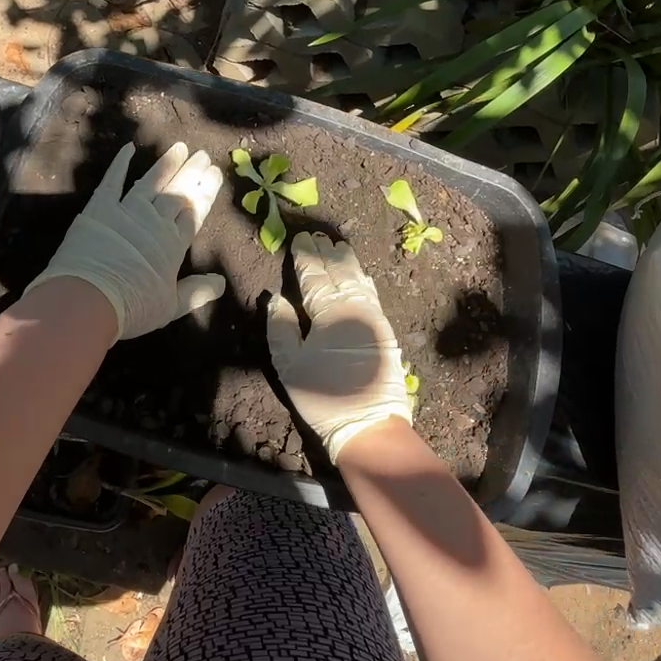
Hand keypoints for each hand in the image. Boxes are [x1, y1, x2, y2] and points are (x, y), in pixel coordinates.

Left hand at [26, 141, 225, 340]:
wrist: (89, 298)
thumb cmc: (132, 306)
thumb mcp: (170, 307)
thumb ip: (197, 292)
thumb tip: (221, 283)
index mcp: (174, 245)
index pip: (195, 211)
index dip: (206, 192)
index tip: (216, 173)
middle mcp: (155, 221)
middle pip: (178, 193)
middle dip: (192, 173)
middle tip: (204, 155)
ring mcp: (127, 211)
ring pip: (152, 182)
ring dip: (167, 164)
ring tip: (180, 147)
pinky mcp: (100, 208)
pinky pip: (112, 181)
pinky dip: (120, 164)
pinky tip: (129, 149)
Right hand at [266, 232, 409, 460]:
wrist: (369, 423)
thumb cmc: (323, 396)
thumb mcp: (290, 364)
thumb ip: (281, 327)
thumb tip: (276, 298)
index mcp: (329, 311)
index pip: (314, 275)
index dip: (305, 256)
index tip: (299, 239)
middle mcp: (354, 306)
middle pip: (338, 271)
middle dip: (325, 253)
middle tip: (315, 236)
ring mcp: (372, 316)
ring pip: (357, 278)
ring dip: (345, 261)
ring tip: (335, 246)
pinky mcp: (384, 329)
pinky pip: (370, 292)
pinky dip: (361, 278)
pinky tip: (358, 274)